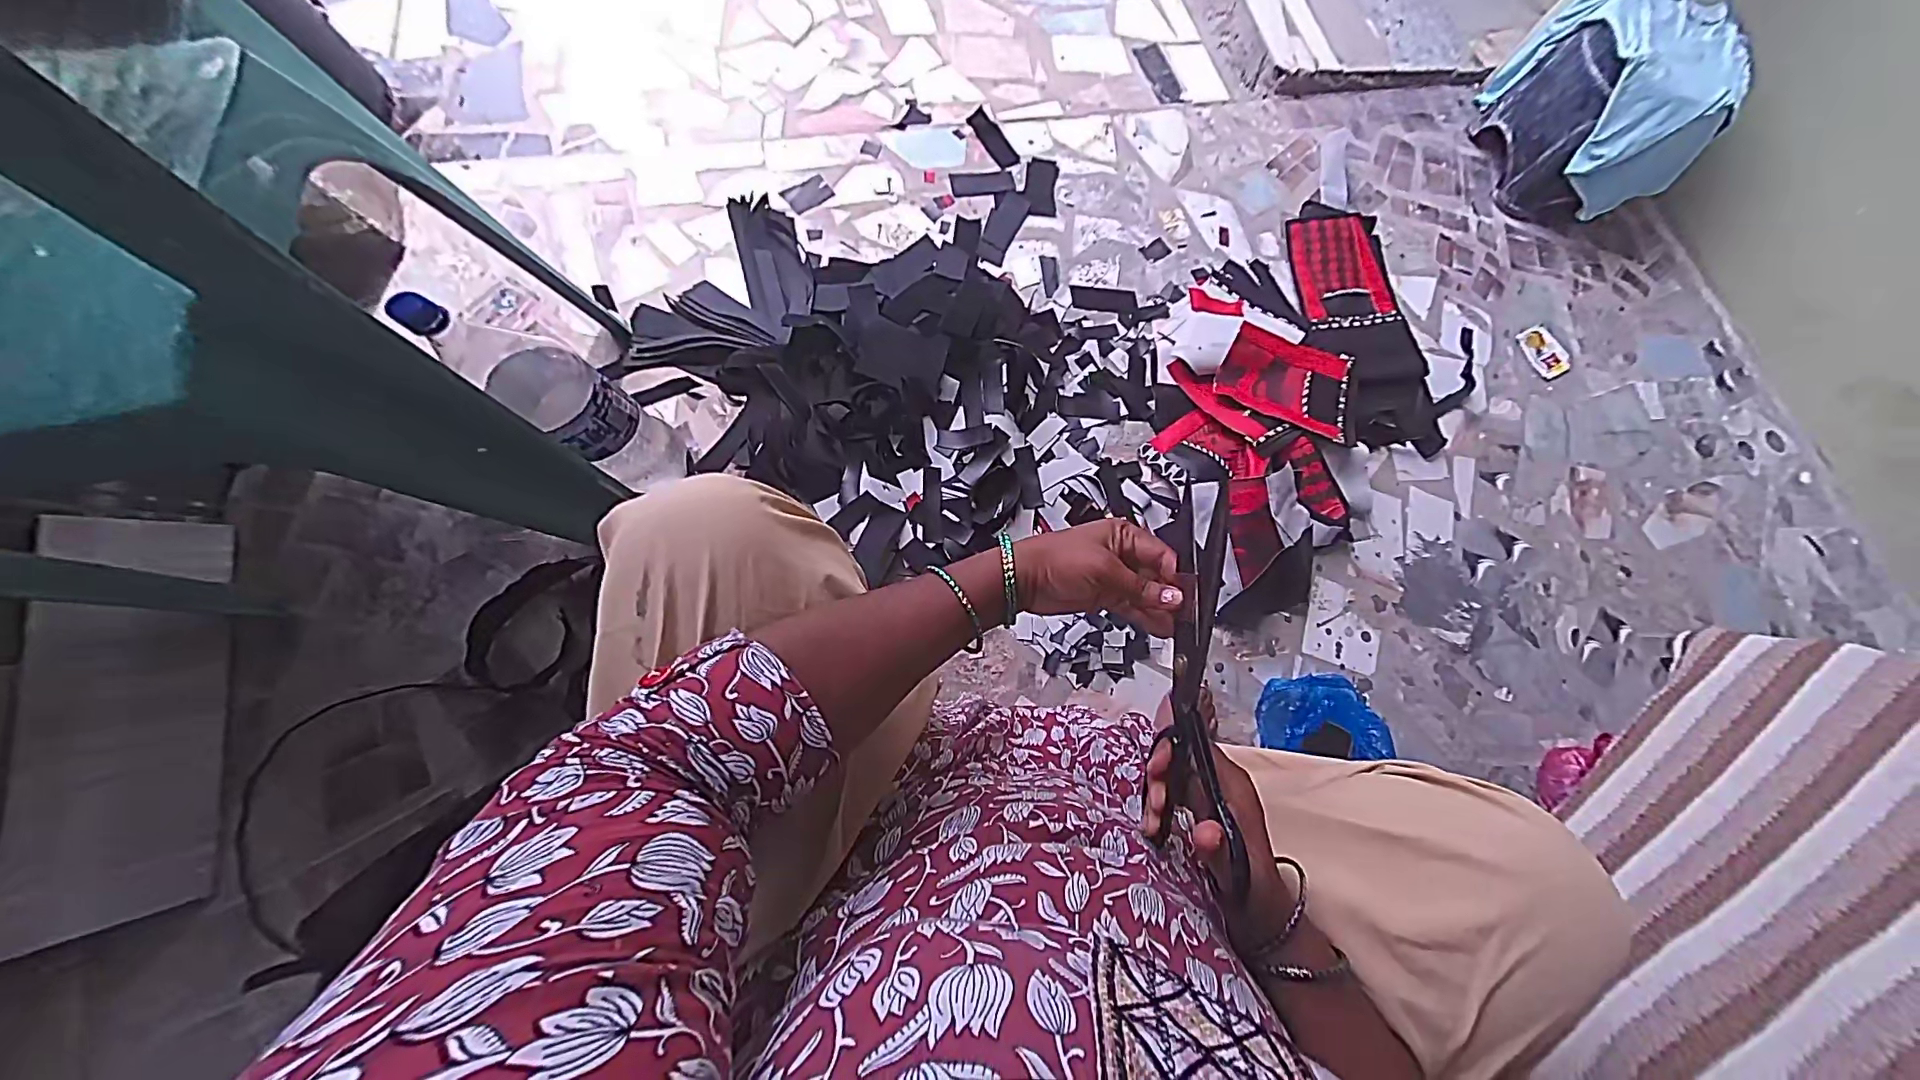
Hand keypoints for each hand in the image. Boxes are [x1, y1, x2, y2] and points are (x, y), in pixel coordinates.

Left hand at [1012, 519, 1182, 635]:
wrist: (1024, 579)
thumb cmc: (1054, 558)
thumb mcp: (1104, 570)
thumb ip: (1139, 587)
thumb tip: (1170, 596)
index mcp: (1124, 535)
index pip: (1163, 555)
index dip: (1175, 577)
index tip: (1184, 597)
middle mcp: (1121, 554)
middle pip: (1157, 576)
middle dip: (1170, 595)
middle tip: (1184, 614)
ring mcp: (1113, 576)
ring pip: (1146, 594)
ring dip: (1160, 609)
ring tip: (1176, 625)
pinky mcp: (1104, 595)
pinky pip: (1132, 606)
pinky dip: (1144, 616)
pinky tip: (1159, 626)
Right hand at [1140, 696, 1297, 951]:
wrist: (1263, 919)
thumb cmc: (1257, 896)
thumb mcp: (1238, 878)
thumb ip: (1220, 853)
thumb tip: (1204, 831)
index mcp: (1234, 787)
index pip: (1200, 746)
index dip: (1173, 748)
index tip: (1155, 769)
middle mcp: (1220, 785)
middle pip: (1180, 757)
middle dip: (1159, 776)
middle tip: (1154, 806)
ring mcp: (1208, 797)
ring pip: (1171, 776)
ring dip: (1155, 795)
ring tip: (1153, 825)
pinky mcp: (1197, 811)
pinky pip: (1171, 794)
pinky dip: (1157, 808)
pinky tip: (1153, 829)